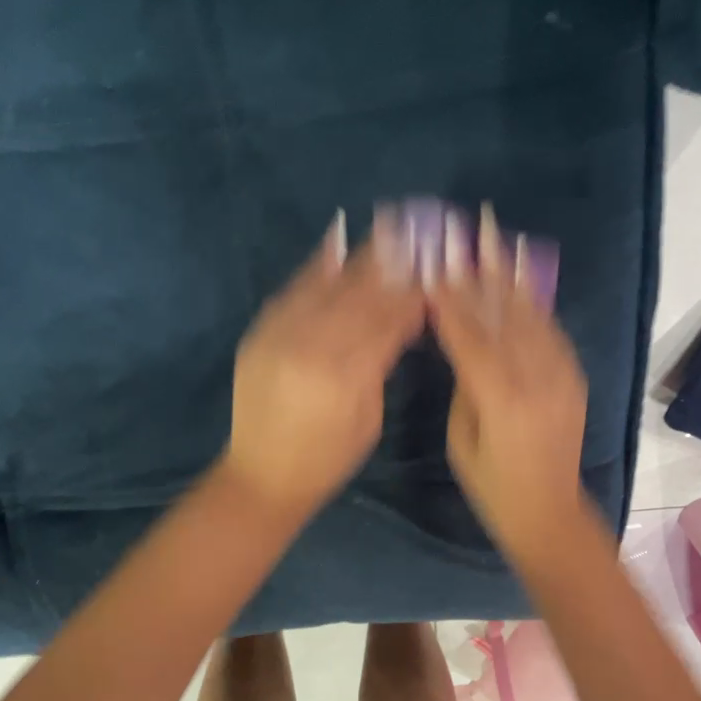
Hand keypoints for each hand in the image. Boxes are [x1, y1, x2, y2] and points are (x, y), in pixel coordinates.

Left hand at [222, 209, 423, 514]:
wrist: (262, 474)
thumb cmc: (328, 458)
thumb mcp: (369, 417)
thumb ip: (383, 362)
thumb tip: (406, 316)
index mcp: (346, 376)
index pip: (389, 320)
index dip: (415, 291)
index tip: (440, 267)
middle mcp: (311, 346)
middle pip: (361, 294)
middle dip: (394, 262)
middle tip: (422, 233)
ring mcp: (280, 334)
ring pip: (329, 284)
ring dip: (362, 255)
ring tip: (390, 226)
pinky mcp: (260, 331)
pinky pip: (294, 288)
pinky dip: (320, 264)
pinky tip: (339, 238)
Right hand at [430, 205, 589, 551]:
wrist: (550, 512)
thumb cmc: (493, 487)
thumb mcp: (463, 440)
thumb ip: (465, 385)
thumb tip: (461, 340)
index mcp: (502, 399)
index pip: (470, 335)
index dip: (449, 297)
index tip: (430, 262)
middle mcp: (536, 378)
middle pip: (504, 313)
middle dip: (482, 267)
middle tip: (466, 227)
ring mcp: (560, 374)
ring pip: (530, 314)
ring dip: (508, 273)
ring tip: (492, 235)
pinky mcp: (572, 376)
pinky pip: (548, 329)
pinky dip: (530, 300)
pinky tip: (517, 274)